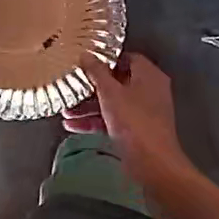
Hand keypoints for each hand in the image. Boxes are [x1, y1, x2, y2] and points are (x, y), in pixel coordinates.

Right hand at [74, 53, 195, 184]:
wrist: (152, 163)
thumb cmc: (133, 121)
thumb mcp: (110, 92)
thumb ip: (96, 72)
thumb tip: (86, 55)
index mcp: (149, 75)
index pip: (127, 58)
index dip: (106, 59)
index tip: (86, 62)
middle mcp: (149, 90)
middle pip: (118, 82)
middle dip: (92, 86)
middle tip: (73, 86)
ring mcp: (144, 112)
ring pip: (114, 103)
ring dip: (90, 106)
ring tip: (66, 110)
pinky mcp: (137, 131)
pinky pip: (114, 120)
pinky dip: (96, 121)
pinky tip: (73, 126)